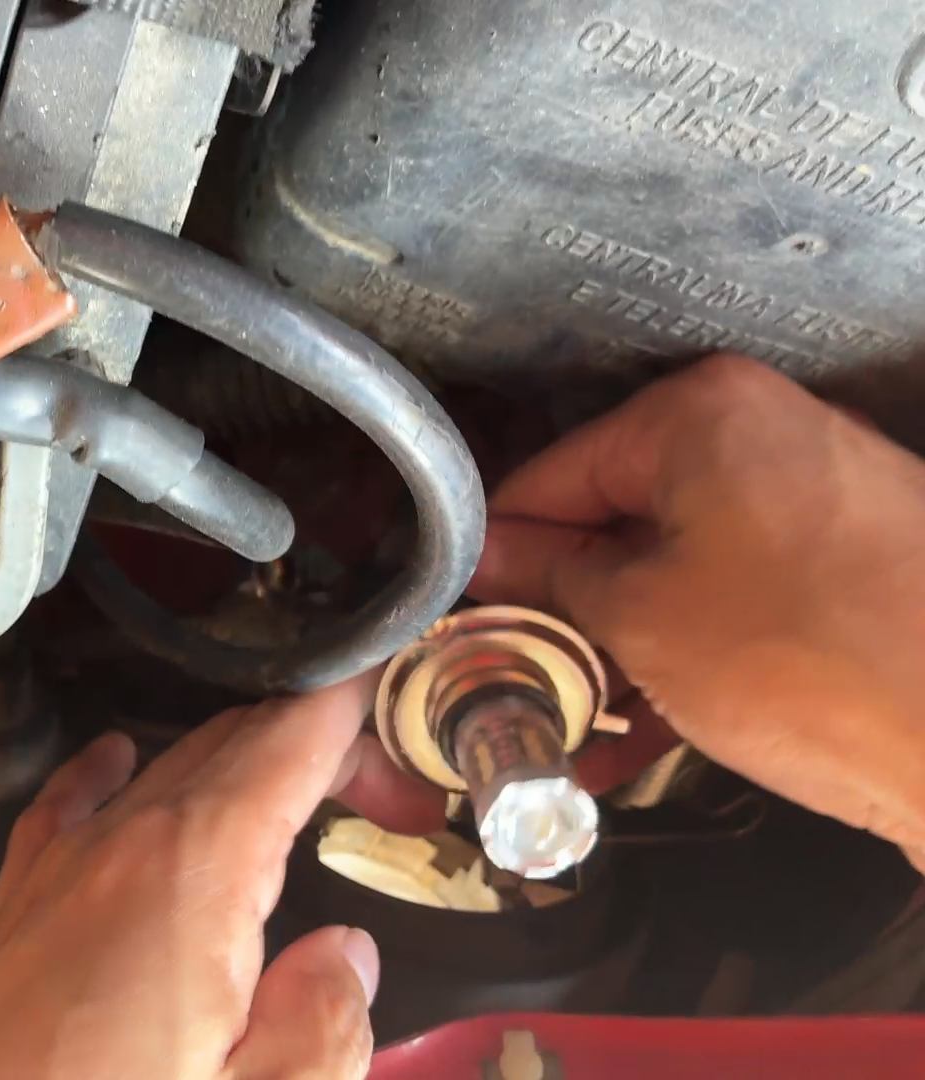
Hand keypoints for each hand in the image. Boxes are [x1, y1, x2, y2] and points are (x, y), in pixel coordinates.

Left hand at [0, 682, 383, 1079]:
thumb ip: (319, 1029)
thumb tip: (345, 950)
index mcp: (194, 870)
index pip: (280, 751)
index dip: (336, 711)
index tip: (374, 684)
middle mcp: (125, 837)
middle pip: (228, 750)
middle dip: (306, 746)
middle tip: (381, 793)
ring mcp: (63, 857)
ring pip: (161, 770)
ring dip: (230, 763)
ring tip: (292, 783)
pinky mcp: (19, 891)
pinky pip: (67, 799)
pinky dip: (105, 769)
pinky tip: (117, 754)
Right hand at [471, 354, 924, 864]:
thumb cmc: (802, 658)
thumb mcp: (632, 613)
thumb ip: (537, 571)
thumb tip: (473, 555)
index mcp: (692, 417)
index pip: (538, 483)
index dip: (495, 556)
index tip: (463, 620)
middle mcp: (753, 433)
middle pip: (597, 522)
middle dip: (552, 605)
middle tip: (507, 671)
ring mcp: (807, 495)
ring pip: (656, 566)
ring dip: (604, 642)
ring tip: (561, 717)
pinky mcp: (846, 558)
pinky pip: (722, 594)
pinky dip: (675, 654)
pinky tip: (630, 733)